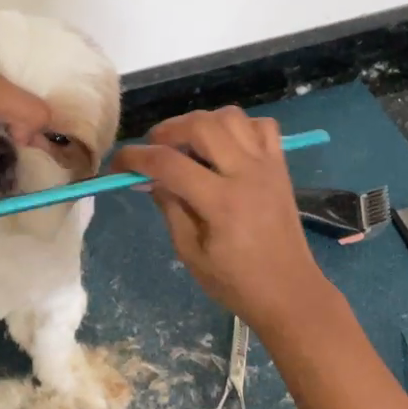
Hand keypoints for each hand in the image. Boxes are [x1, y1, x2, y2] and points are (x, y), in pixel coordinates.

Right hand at [112, 107, 332, 330]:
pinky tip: (223, 146)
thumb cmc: (236, 282)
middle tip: (152, 148)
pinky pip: (261, 126)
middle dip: (167, 130)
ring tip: (186, 144)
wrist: (289, 292)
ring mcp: (268, 166)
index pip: (169, 163)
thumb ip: (170, 209)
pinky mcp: (281, 167)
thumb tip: (150, 179)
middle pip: (201, 126)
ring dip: (201, 122)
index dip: (135, 158)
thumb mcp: (190, 253)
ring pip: (231, 117)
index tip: (118, 164)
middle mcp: (246, 174)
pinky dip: (238, 126)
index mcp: (221, 202)